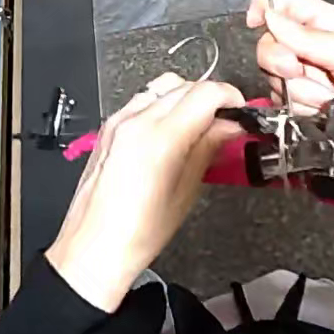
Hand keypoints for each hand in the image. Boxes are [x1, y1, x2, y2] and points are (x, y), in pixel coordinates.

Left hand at [46, 73, 244, 311]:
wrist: (93, 247)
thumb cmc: (136, 233)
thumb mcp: (186, 192)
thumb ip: (208, 148)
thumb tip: (229, 127)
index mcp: (160, 138)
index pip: (206, 94)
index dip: (230, 98)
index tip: (240, 110)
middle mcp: (136, 121)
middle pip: (186, 85)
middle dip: (212, 98)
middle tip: (226, 122)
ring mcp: (119, 121)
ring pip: (163, 86)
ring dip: (186, 97)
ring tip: (199, 125)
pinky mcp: (109, 127)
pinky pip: (142, 99)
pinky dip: (162, 104)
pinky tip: (171, 130)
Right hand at [248, 0, 333, 203]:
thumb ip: (310, 38)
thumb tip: (266, 15)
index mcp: (333, 24)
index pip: (286, 4)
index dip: (265, 9)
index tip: (255, 24)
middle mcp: (317, 49)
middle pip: (272, 43)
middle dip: (281, 60)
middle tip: (299, 71)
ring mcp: (312, 80)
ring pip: (276, 78)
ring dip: (298, 91)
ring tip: (330, 101)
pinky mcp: (308, 109)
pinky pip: (284, 104)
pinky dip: (301, 110)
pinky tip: (323, 116)